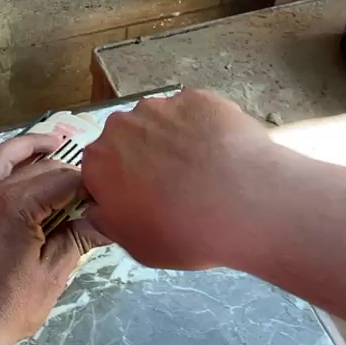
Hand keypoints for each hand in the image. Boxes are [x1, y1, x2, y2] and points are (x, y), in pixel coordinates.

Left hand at [0, 134, 107, 344]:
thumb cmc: (6, 308)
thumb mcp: (52, 276)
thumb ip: (77, 241)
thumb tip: (106, 224)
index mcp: (16, 206)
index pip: (63, 181)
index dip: (88, 184)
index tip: (104, 193)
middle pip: (35, 168)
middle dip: (65, 169)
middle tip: (88, 180)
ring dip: (24, 148)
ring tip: (50, 144)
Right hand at [79, 88, 286, 270]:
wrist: (246, 204)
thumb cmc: (185, 232)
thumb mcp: (135, 246)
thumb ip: (108, 223)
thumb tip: (99, 210)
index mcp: (99, 161)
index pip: (98, 168)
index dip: (119, 184)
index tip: (140, 199)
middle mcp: (121, 126)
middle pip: (126, 139)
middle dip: (142, 157)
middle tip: (173, 185)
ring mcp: (161, 107)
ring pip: (160, 123)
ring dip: (172, 140)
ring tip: (203, 169)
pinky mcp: (197, 98)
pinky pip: (193, 112)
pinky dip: (202, 128)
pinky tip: (221, 153)